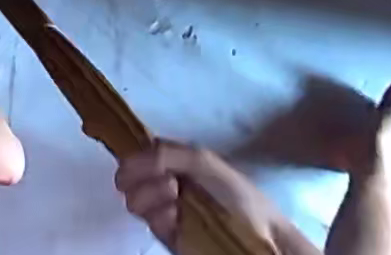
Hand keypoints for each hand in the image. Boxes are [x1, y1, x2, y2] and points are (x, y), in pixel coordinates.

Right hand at [115, 139, 309, 253]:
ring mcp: (165, 213)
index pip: (135, 155)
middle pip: (127, 178)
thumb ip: (166, 152)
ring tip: (174, 199)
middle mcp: (162, 185)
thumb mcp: (201, 159)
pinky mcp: (170, 239)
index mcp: (169, 163)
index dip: (133, 158)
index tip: (145, 162)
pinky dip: (159, 216)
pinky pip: (151, 223)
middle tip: (168, 182)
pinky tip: (175, 217)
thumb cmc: (234, 192)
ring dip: (151, 196)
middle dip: (141, 177)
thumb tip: (131, 158)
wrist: (263, 237)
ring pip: (134, 201)